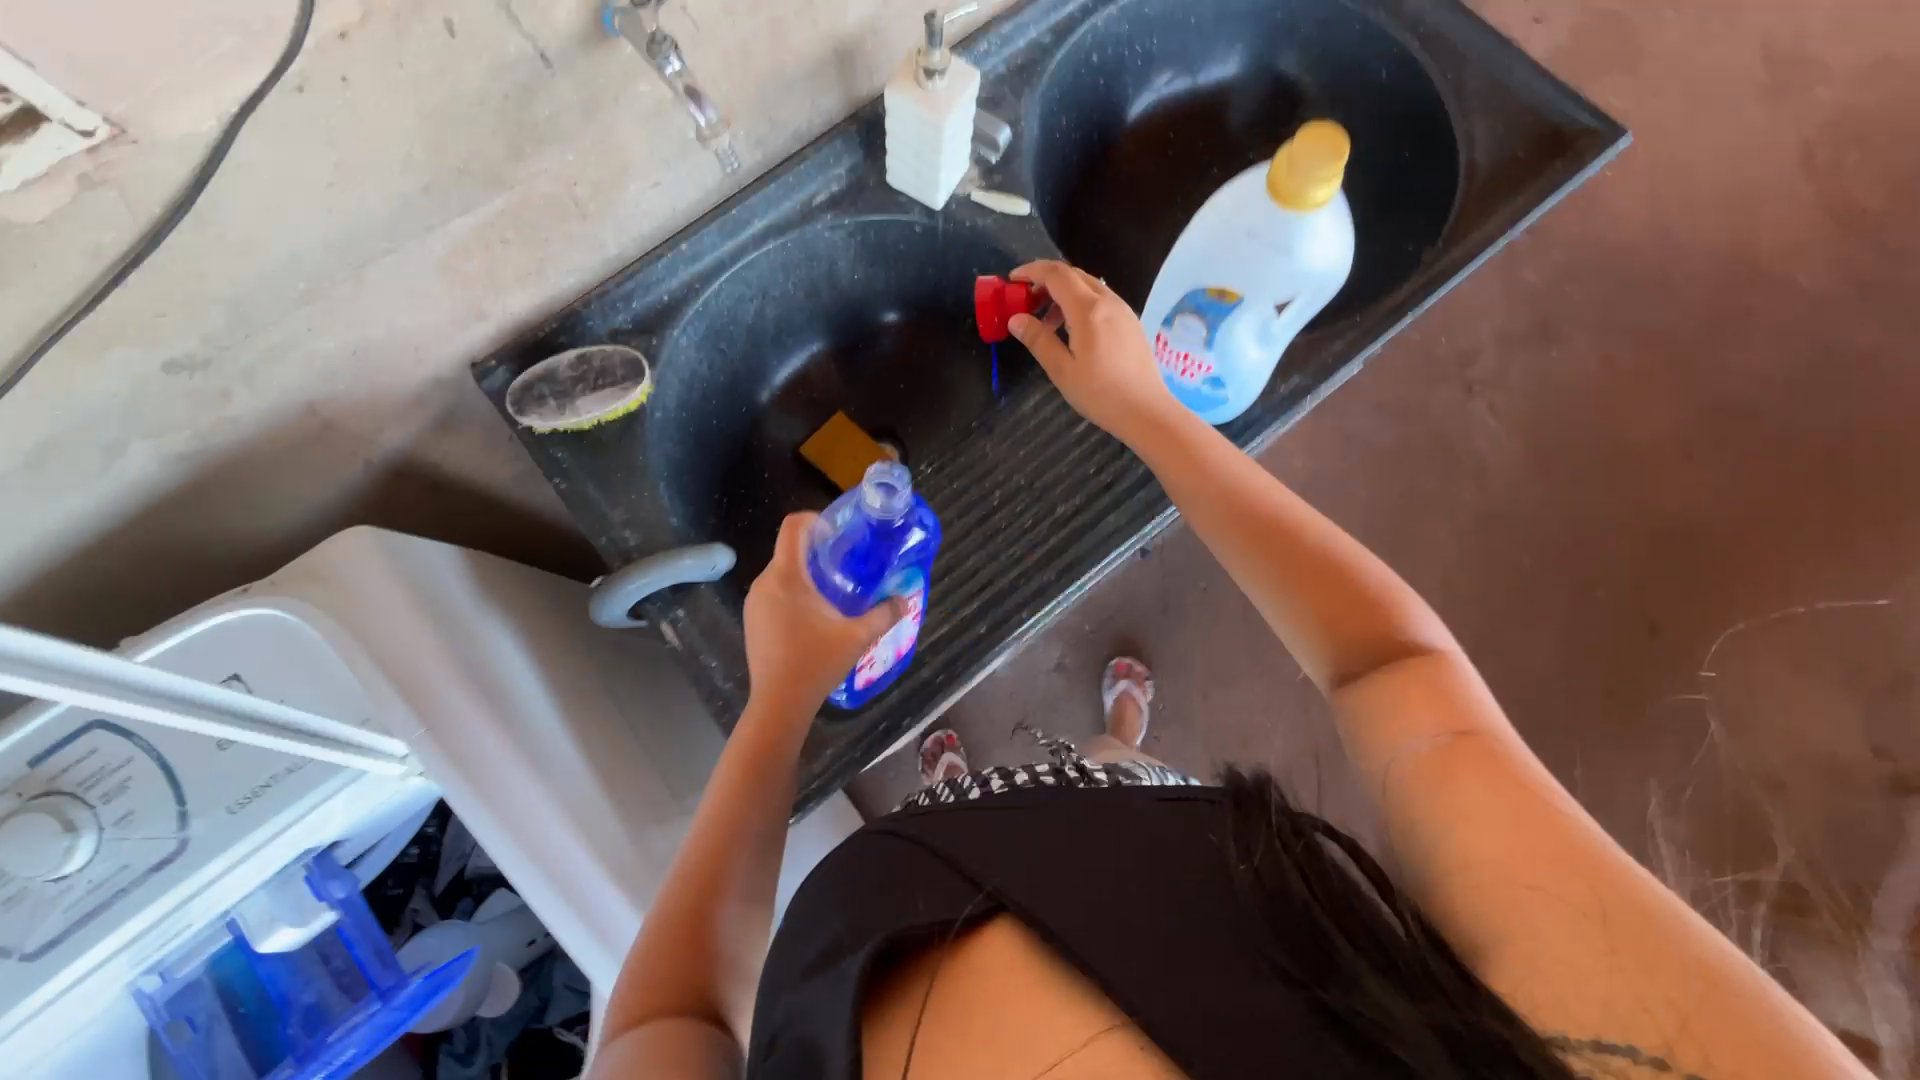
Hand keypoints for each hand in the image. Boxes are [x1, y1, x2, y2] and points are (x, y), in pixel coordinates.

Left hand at [743, 513, 908, 714]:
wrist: (779, 704)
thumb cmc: (815, 663)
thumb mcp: (857, 637)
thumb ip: (884, 614)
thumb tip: (905, 599)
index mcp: (787, 577)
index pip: (793, 527)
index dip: (816, 520)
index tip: (838, 534)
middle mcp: (765, 583)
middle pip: (789, 550)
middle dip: (817, 552)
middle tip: (846, 565)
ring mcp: (754, 603)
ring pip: (781, 573)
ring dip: (806, 575)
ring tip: (834, 593)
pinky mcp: (752, 621)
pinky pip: (774, 593)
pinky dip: (793, 594)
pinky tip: (814, 617)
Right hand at [1008, 260, 1182, 443]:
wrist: (1146, 410)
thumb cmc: (1100, 394)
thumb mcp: (1062, 370)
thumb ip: (1038, 340)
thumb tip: (1015, 319)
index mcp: (1088, 309)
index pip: (1056, 274)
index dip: (1031, 271)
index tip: (1012, 281)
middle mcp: (1108, 301)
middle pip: (1073, 275)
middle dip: (1045, 281)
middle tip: (1025, 302)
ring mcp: (1123, 310)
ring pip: (1088, 286)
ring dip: (1063, 294)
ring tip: (1046, 321)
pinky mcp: (1130, 322)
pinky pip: (1101, 300)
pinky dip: (1080, 304)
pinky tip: (1071, 330)